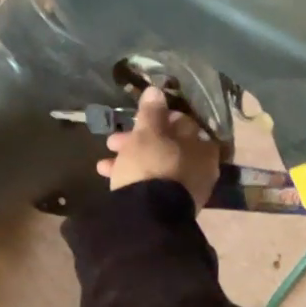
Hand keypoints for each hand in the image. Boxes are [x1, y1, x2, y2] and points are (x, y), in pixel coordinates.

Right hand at [96, 87, 221, 209]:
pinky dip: (131, 177)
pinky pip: (149, 184)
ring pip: (154, 165)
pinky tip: (109, 177)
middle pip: (166, 146)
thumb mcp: (147, 134)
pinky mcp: (168, 205)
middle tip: (113, 141)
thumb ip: (151, 112)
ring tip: (104, 164)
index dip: (158, 118)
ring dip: (129, 159)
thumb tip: (156, 90)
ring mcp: (185, 189)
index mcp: (201, 147)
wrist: (147, 216)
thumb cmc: (151, 165)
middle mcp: (199, 167)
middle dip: (137, 140)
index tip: (137, 119)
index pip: (183, 123)